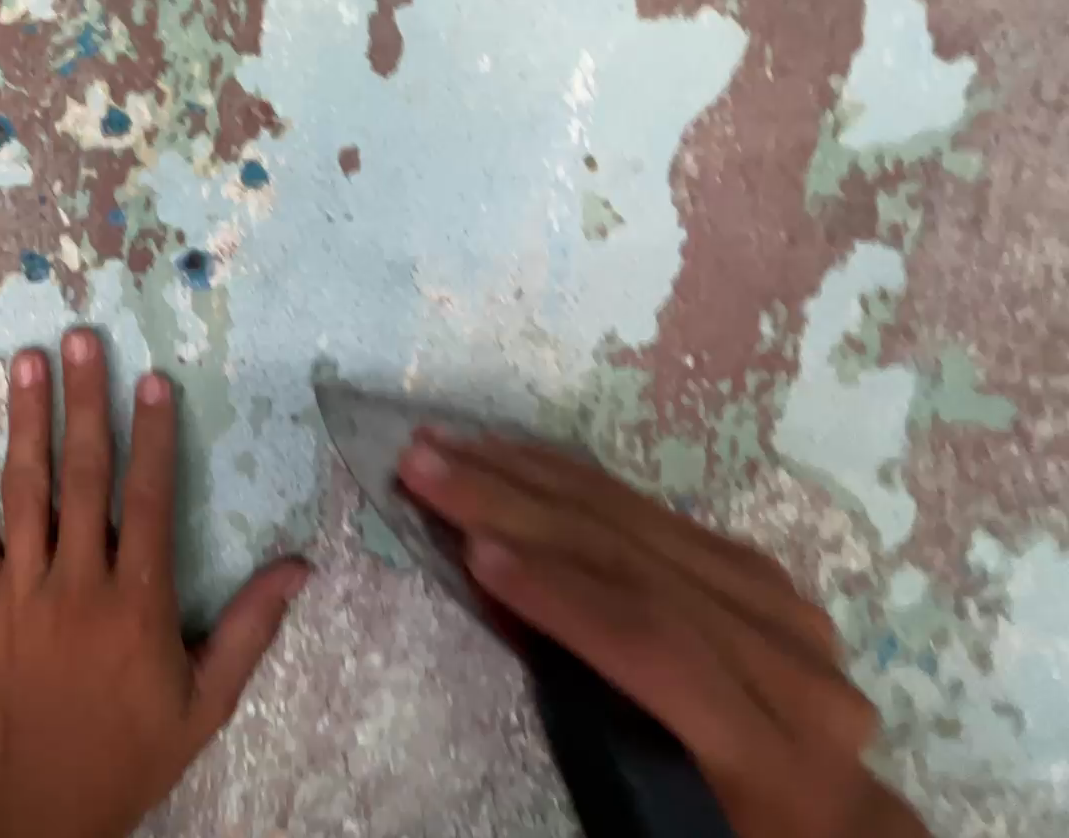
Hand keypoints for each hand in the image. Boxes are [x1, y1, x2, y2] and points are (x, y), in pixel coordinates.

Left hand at [0, 328, 310, 837]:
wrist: (41, 811)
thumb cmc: (132, 751)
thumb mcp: (207, 701)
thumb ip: (251, 629)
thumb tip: (300, 567)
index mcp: (137, 601)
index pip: (149, 498)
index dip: (153, 434)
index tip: (151, 379)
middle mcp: (77, 582)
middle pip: (84, 476)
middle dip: (85, 402)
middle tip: (79, 341)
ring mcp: (19, 591)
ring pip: (24, 491)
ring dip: (26, 422)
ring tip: (26, 364)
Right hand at [396, 430, 930, 837]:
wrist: (821, 814)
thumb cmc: (709, 819)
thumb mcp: (648, 798)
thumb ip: (578, 697)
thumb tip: (489, 586)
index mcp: (770, 754)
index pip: (653, 649)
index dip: (559, 594)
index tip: (472, 551)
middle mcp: (788, 666)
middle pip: (632, 562)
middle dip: (510, 504)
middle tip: (423, 466)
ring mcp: (775, 604)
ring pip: (632, 518)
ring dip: (520, 473)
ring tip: (444, 445)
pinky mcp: (750, 566)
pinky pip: (643, 505)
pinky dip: (560, 474)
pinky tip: (504, 451)